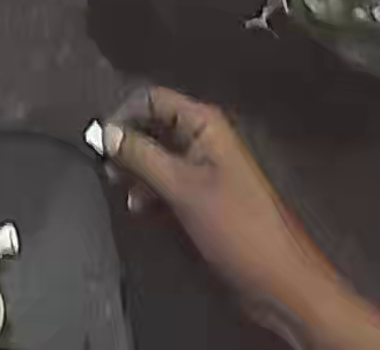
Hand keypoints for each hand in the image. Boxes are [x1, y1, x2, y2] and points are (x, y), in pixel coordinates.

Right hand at [104, 87, 334, 308]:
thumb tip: (105, 132)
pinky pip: (165, 177)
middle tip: (105, 165)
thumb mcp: (182, 188)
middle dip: (128, 141)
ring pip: (157, 152)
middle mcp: (202, 136)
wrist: (279, 282)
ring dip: (135, 166)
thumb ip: (141, 156)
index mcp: (203, 122)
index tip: (100, 139)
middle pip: (153, 123)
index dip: (125, 114)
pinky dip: (148, 187)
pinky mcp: (201, 192)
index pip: (153, 98)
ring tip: (117, 186)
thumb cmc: (235, 226)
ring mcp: (202, 165)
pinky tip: (137, 205)